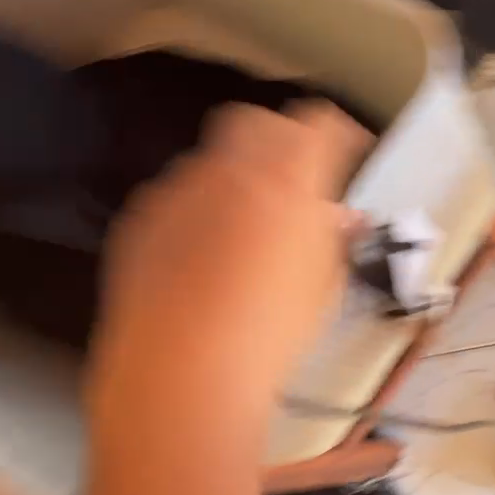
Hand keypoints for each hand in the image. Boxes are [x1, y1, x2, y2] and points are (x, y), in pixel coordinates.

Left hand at [85, 102, 368, 454]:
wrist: (180, 372)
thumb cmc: (272, 330)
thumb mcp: (326, 284)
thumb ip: (335, 237)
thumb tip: (341, 219)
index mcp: (287, 182)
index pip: (318, 123)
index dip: (341, 130)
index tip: (353, 149)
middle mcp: (230, 173)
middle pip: (258, 121)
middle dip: (284, 136)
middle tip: (303, 175)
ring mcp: (178, 193)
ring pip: (215, 158)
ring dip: (242, 174)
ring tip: (258, 220)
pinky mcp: (141, 221)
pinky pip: (182, 195)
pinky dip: (206, 205)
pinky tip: (214, 250)